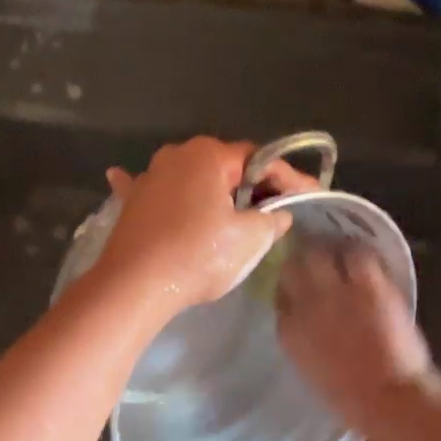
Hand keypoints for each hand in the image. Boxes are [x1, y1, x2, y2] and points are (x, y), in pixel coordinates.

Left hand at [94, 137, 312, 315]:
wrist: (134, 285)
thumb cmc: (197, 256)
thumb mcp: (249, 239)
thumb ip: (271, 219)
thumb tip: (277, 212)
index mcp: (208, 155)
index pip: (259, 160)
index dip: (287, 179)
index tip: (309, 196)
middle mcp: (176, 155)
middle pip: (224, 167)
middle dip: (250, 186)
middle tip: (274, 211)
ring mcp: (149, 177)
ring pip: (191, 179)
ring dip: (211, 191)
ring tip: (233, 212)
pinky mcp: (131, 202)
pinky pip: (154, 191)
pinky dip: (162, 192)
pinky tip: (146, 184)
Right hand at [274, 241, 433, 420]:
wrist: (387, 399)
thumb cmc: (349, 397)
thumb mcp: (309, 367)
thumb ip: (302, 339)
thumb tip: (306, 321)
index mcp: (288, 330)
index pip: (280, 295)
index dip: (291, 288)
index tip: (300, 288)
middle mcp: (305, 304)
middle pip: (293, 266)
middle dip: (302, 262)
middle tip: (316, 261)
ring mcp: (336, 292)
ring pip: (320, 252)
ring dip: (328, 252)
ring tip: (340, 256)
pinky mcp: (367, 285)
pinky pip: (357, 254)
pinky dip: (358, 253)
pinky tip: (364, 260)